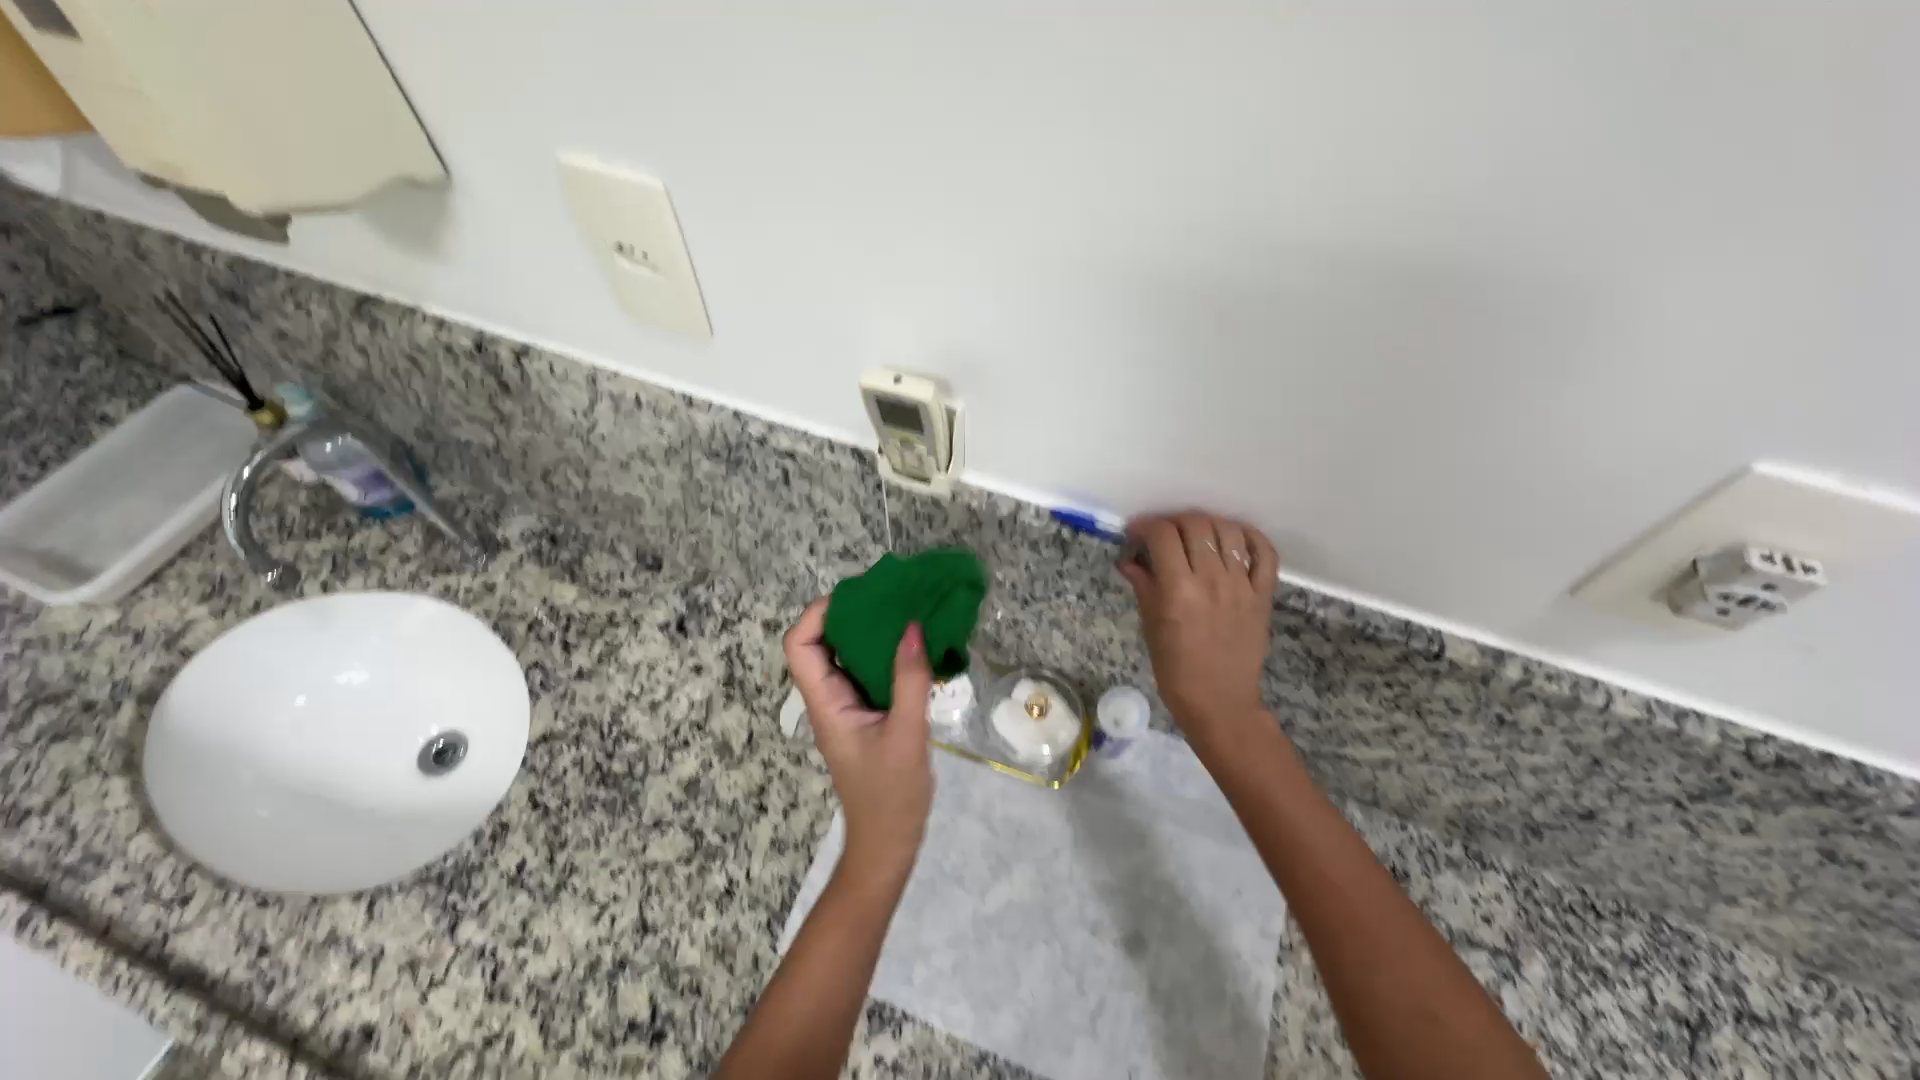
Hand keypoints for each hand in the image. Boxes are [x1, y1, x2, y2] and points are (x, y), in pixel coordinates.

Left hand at [783, 597, 934, 882]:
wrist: (888, 844)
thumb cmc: (891, 796)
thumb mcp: (906, 736)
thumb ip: (910, 681)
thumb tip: (912, 627)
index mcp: (825, 705)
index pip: (798, 647)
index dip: (816, 615)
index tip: (856, 596)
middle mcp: (829, 701)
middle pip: (820, 646)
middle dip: (848, 615)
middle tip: (889, 596)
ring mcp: (847, 710)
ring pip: (846, 659)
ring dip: (869, 633)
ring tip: (905, 612)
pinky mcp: (867, 718)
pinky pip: (868, 676)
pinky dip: (886, 655)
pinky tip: (916, 648)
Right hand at [1119, 513, 1279, 748]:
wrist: (1220, 701)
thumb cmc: (1176, 671)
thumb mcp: (1151, 628)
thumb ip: (1144, 588)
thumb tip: (1129, 561)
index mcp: (1178, 591)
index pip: (1163, 536)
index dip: (1146, 526)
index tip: (1137, 534)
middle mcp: (1212, 581)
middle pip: (1196, 525)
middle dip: (1174, 522)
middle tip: (1165, 535)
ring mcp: (1242, 586)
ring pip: (1229, 532)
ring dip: (1209, 524)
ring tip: (1196, 535)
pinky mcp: (1264, 595)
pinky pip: (1265, 553)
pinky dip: (1251, 537)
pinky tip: (1234, 538)